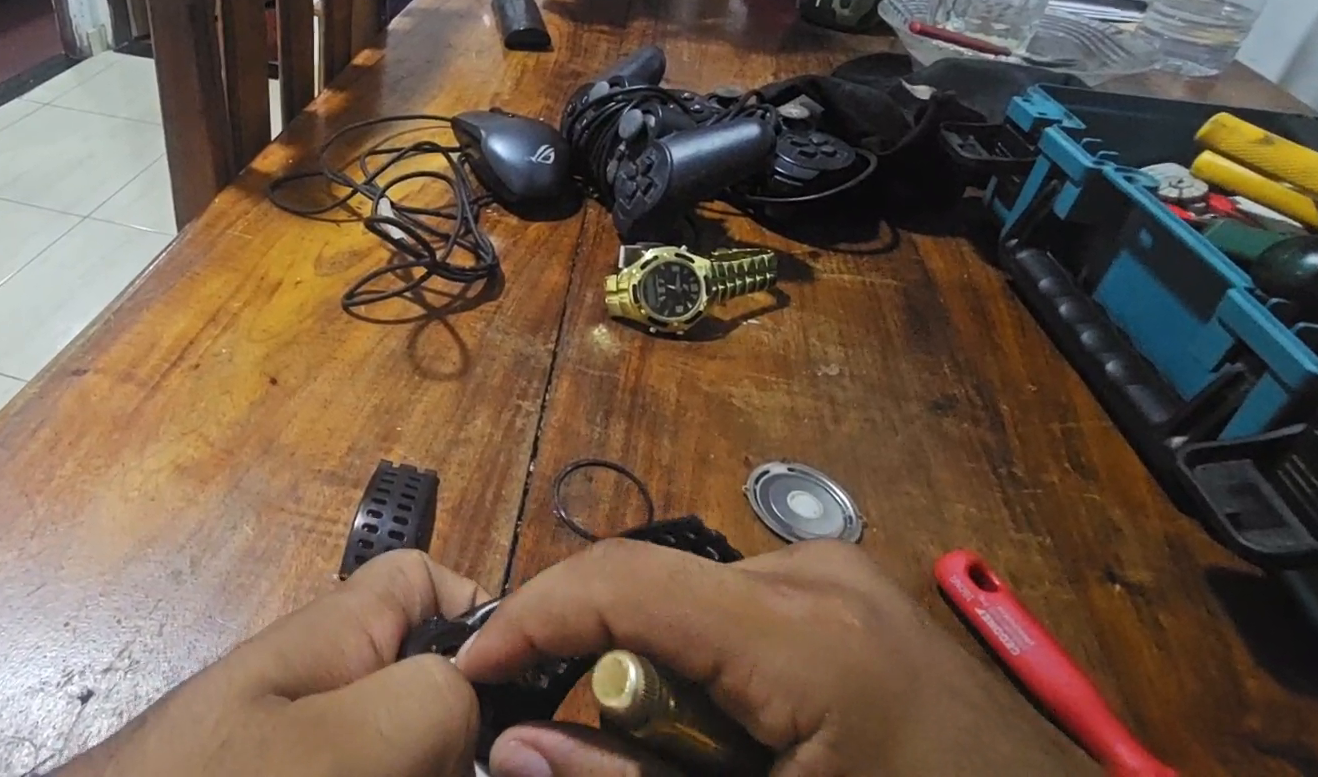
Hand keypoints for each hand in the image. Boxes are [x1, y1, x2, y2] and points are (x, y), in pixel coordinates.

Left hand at [61, 550, 483, 776]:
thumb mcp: (323, 745)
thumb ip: (416, 698)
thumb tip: (476, 685)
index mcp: (334, 638)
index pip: (420, 578)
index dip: (478, 613)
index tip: (520, 702)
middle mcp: (328, 688)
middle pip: (430, 684)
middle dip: (465, 737)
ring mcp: (315, 747)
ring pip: (408, 749)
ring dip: (432, 764)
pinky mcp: (302, 770)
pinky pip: (367, 763)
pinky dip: (394, 772)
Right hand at [455, 539, 1097, 776]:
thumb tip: (517, 747)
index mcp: (808, 639)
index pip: (625, 585)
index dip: (533, 618)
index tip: (473, 667)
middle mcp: (813, 572)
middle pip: (644, 584)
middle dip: (587, 653)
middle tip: (565, 728)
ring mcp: (835, 569)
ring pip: (678, 592)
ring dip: (643, 662)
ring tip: (680, 747)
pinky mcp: (843, 584)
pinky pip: (725, 603)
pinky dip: (693, 656)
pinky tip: (728, 722)